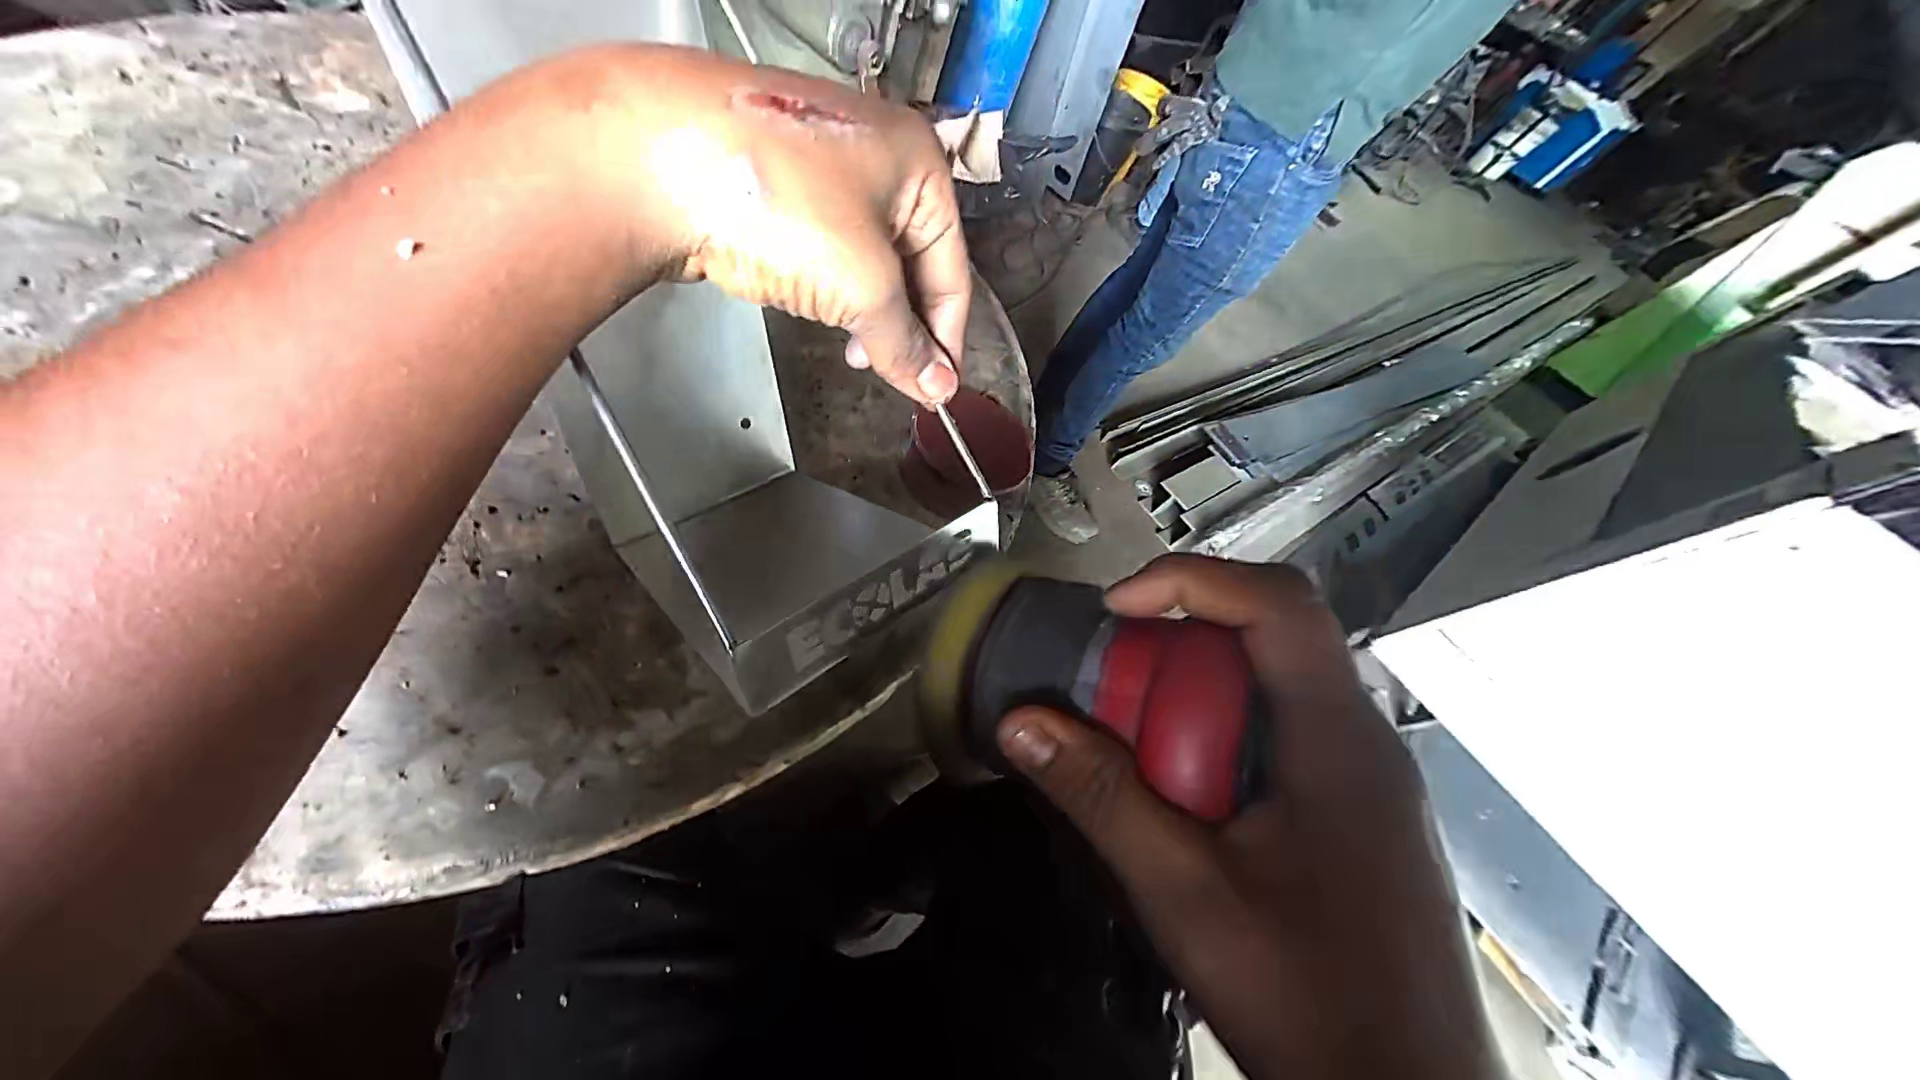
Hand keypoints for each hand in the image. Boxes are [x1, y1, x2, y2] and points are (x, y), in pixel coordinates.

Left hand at [585, 47, 966, 405]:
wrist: (652, 162)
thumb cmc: (781, 206)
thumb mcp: (862, 285)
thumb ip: (905, 343)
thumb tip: (939, 388)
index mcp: (918, 163)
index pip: (952, 270)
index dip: (947, 337)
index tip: (939, 389)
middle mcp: (878, 158)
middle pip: (912, 266)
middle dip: (904, 326)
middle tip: (896, 375)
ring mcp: (824, 169)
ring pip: (869, 262)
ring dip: (869, 314)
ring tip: (856, 353)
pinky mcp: (781, 189)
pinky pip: (828, 252)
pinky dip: (833, 290)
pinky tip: (820, 311)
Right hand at [995, 556, 1494, 1079]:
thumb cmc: (1310, 1001)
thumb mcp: (1185, 894)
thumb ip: (1102, 798)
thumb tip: (1022, 723)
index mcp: (1339, 741)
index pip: (1279, 605)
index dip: (1191, 582)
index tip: (1117, 609)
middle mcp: (1362, 738)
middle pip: (1270, 636)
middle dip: (1181, 641)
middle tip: (1113, 679)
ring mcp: (1362, 772)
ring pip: (1271, 683)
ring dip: (1195, 688)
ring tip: (1137, 733)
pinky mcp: (1351, 805)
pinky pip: (1277, 728)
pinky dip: (1216, 729)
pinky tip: (1183, 786)